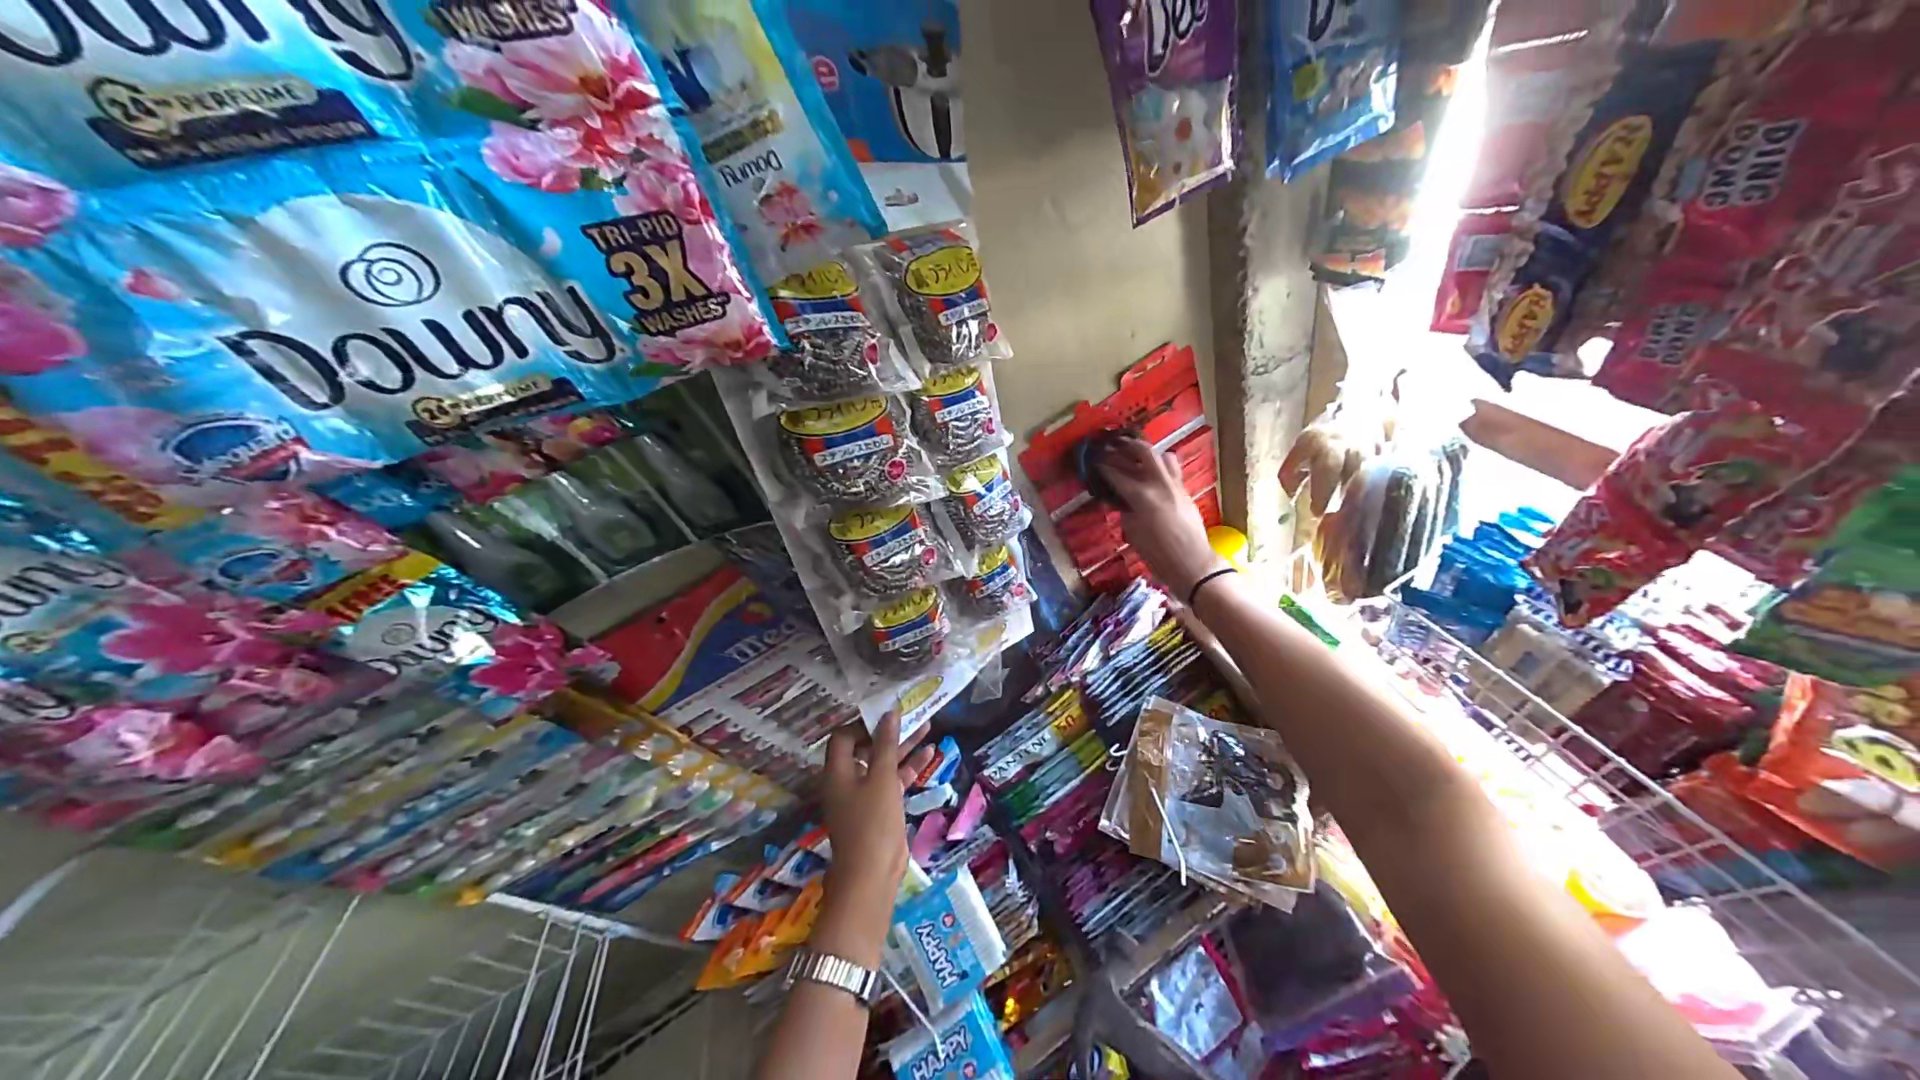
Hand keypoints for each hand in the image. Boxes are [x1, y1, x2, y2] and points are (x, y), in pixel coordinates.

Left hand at [821, 711, 932, 914]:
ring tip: (927, 727)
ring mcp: (862, 796)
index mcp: (837, 771)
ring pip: (882, 764)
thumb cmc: (872, 821)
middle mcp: (846, 780)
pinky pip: (892, 782)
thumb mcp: (882, 777)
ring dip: (903, 748)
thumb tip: (889, 713)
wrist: (872, 875)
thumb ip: (886, 744)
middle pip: (865, 748)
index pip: (844, 736)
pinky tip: (930, 754)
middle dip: (889, 732)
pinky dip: (907, 769)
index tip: (888, 714)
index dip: (864, 723)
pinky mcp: (878, 810)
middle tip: (911, 716)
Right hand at [1095, 435, 1226, 596]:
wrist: (1192, 564)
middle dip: (1126, 446)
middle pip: (1144, 452)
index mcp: (1143, 496)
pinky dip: (1160, 467)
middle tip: (1113, 446)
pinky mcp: (1185, 492)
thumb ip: (1126, 511)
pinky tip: (1152, 476)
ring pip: (1163, 456)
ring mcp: (1176, 485)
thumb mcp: (1133, 533)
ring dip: (1148, 453)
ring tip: (1136, 457)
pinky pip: (1172, 470)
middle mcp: (1160, 484)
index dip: (1103, 466)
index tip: (1094, 461)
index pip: (1117, 474)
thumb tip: (1123, 500)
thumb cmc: (1158, 554)